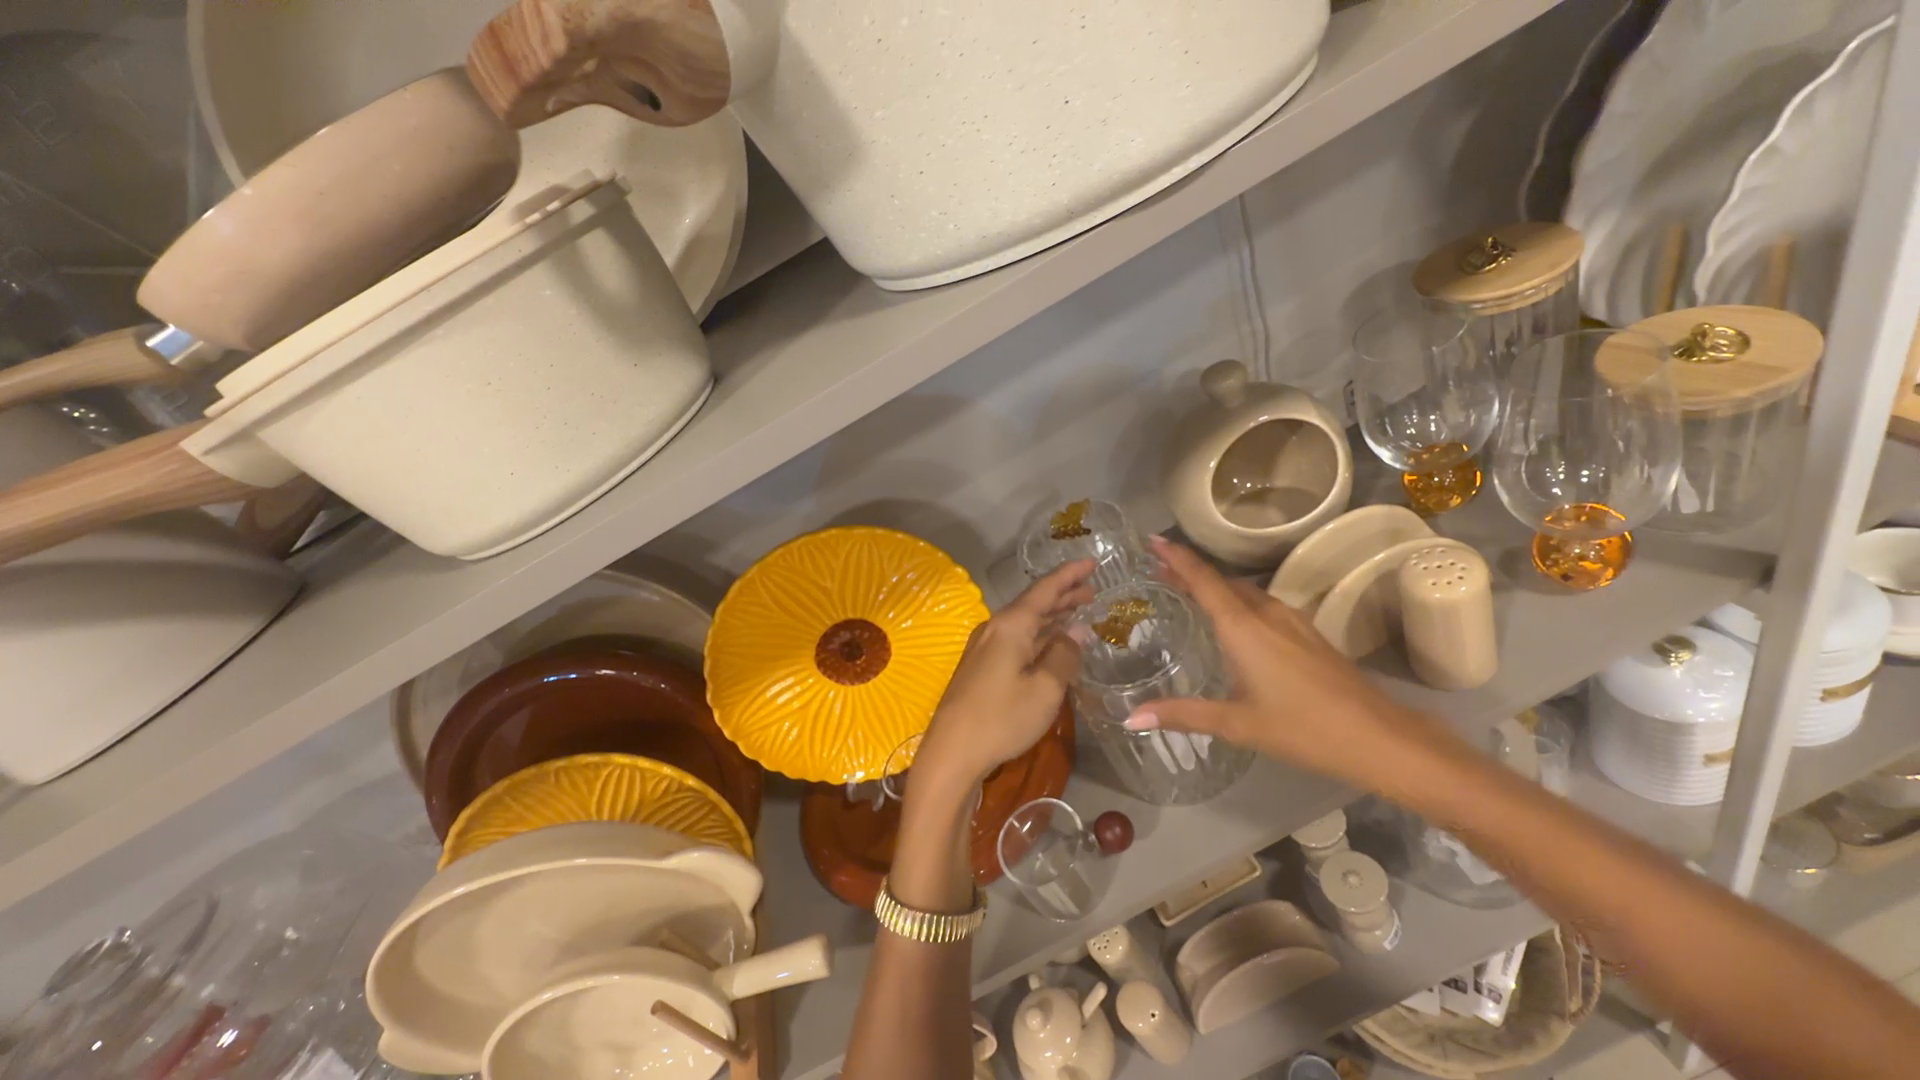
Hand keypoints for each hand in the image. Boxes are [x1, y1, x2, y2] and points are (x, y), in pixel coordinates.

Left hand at [915, 560, 1095, 790]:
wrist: (952, 752)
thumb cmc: (1002, 718)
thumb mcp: (1045, 688)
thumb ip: (1064, 655)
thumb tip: (1074, 632)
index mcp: (1010, 626)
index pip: (1045, 590)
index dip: (1069, 576)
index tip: (1091, 562)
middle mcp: (994, 629)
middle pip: (1033, 604)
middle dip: (1063, 596)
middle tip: (1092, 590)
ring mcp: (984, 649)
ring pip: (1025, 624)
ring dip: (1052, 617)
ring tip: (1078, 612)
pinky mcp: (981, 669)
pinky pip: (1016, 641)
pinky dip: (1039, 637)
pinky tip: (1052, 645)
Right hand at [1125, 536, 1451, 790]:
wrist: (1377, 736)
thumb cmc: (1303, 728)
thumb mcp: (1237, 724)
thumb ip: (1183, 715)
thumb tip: (1131, 717)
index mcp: (1244, 628)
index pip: (1203, 581)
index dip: (1177, 558)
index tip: (1152, 541)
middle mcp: (1267, 615)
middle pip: (1223, 583)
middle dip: (1191, 574)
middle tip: (1160, 573)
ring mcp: (1293, 622)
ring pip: (1247, 594)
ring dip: (1218, 589)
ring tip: (1191, 596)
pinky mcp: (1309, 635)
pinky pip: (1264, 607)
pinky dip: (1240, 605)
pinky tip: (1236, 626)